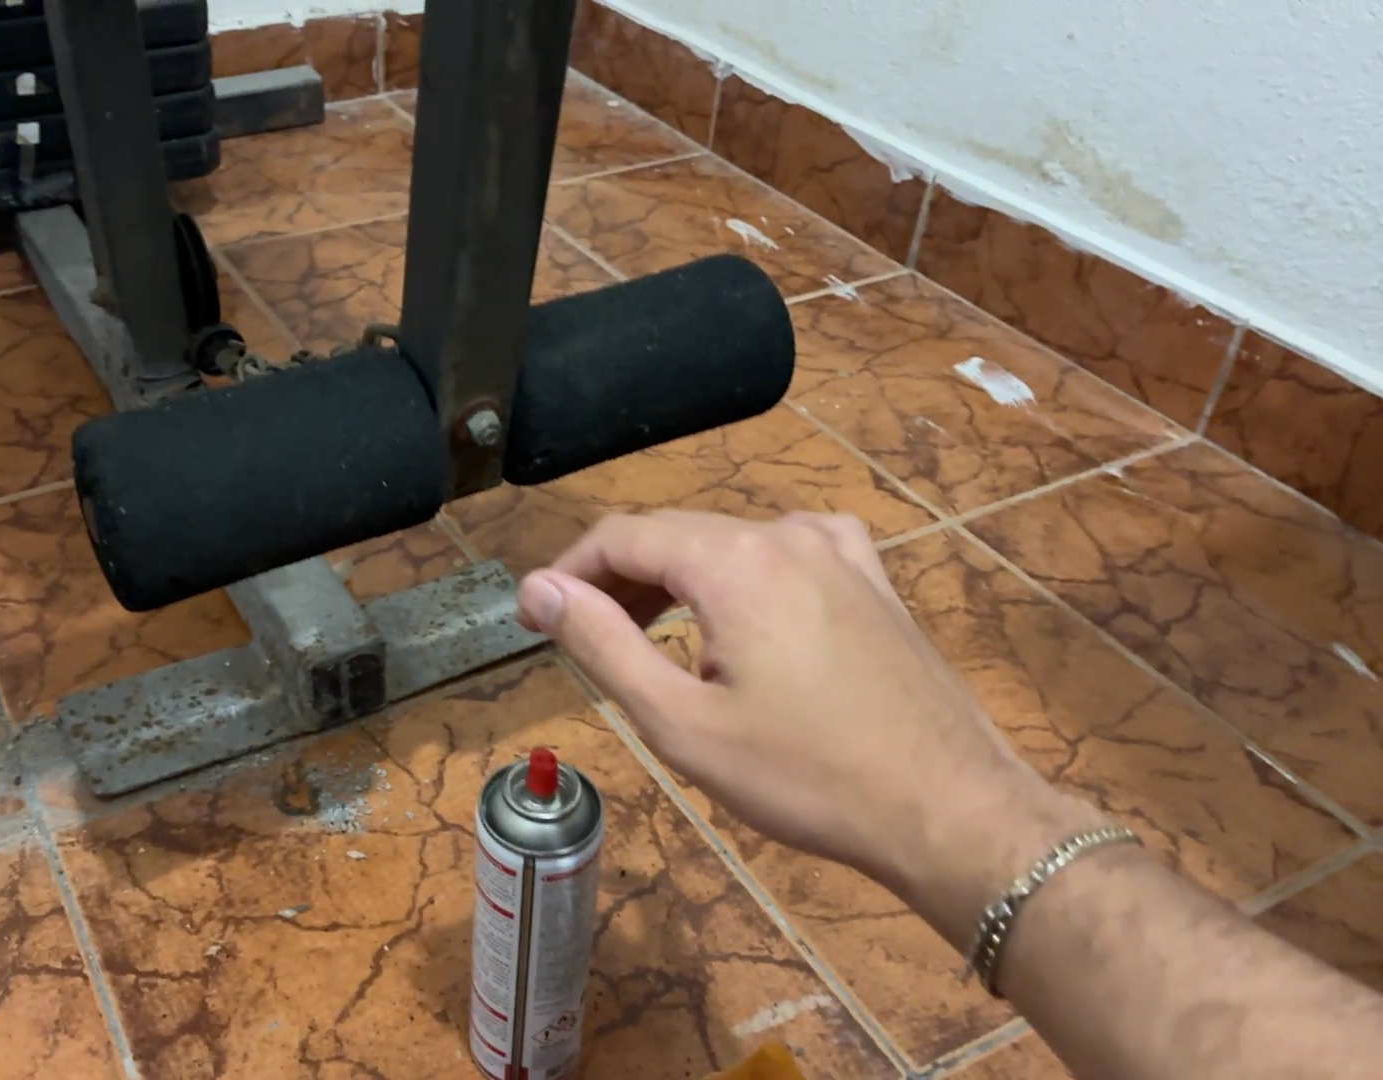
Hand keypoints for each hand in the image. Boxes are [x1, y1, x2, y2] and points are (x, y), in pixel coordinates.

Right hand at [515, 510, 1104, 944]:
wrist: (954, 813)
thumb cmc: (804, 775)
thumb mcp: (679, 719)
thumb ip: (600, 642)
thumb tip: (537, 588)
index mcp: (732, 560)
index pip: (621, 536)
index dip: (569, 570)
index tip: (539, 613)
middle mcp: (783, 534)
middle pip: (670, 534)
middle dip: (615, 579)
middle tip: (582, 635)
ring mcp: (836, 550)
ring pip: (723, 541)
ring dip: (671, 578)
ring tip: (645, 634)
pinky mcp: (868, 577)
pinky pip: (784, 547)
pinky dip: (738, 571)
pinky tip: (741, 606)